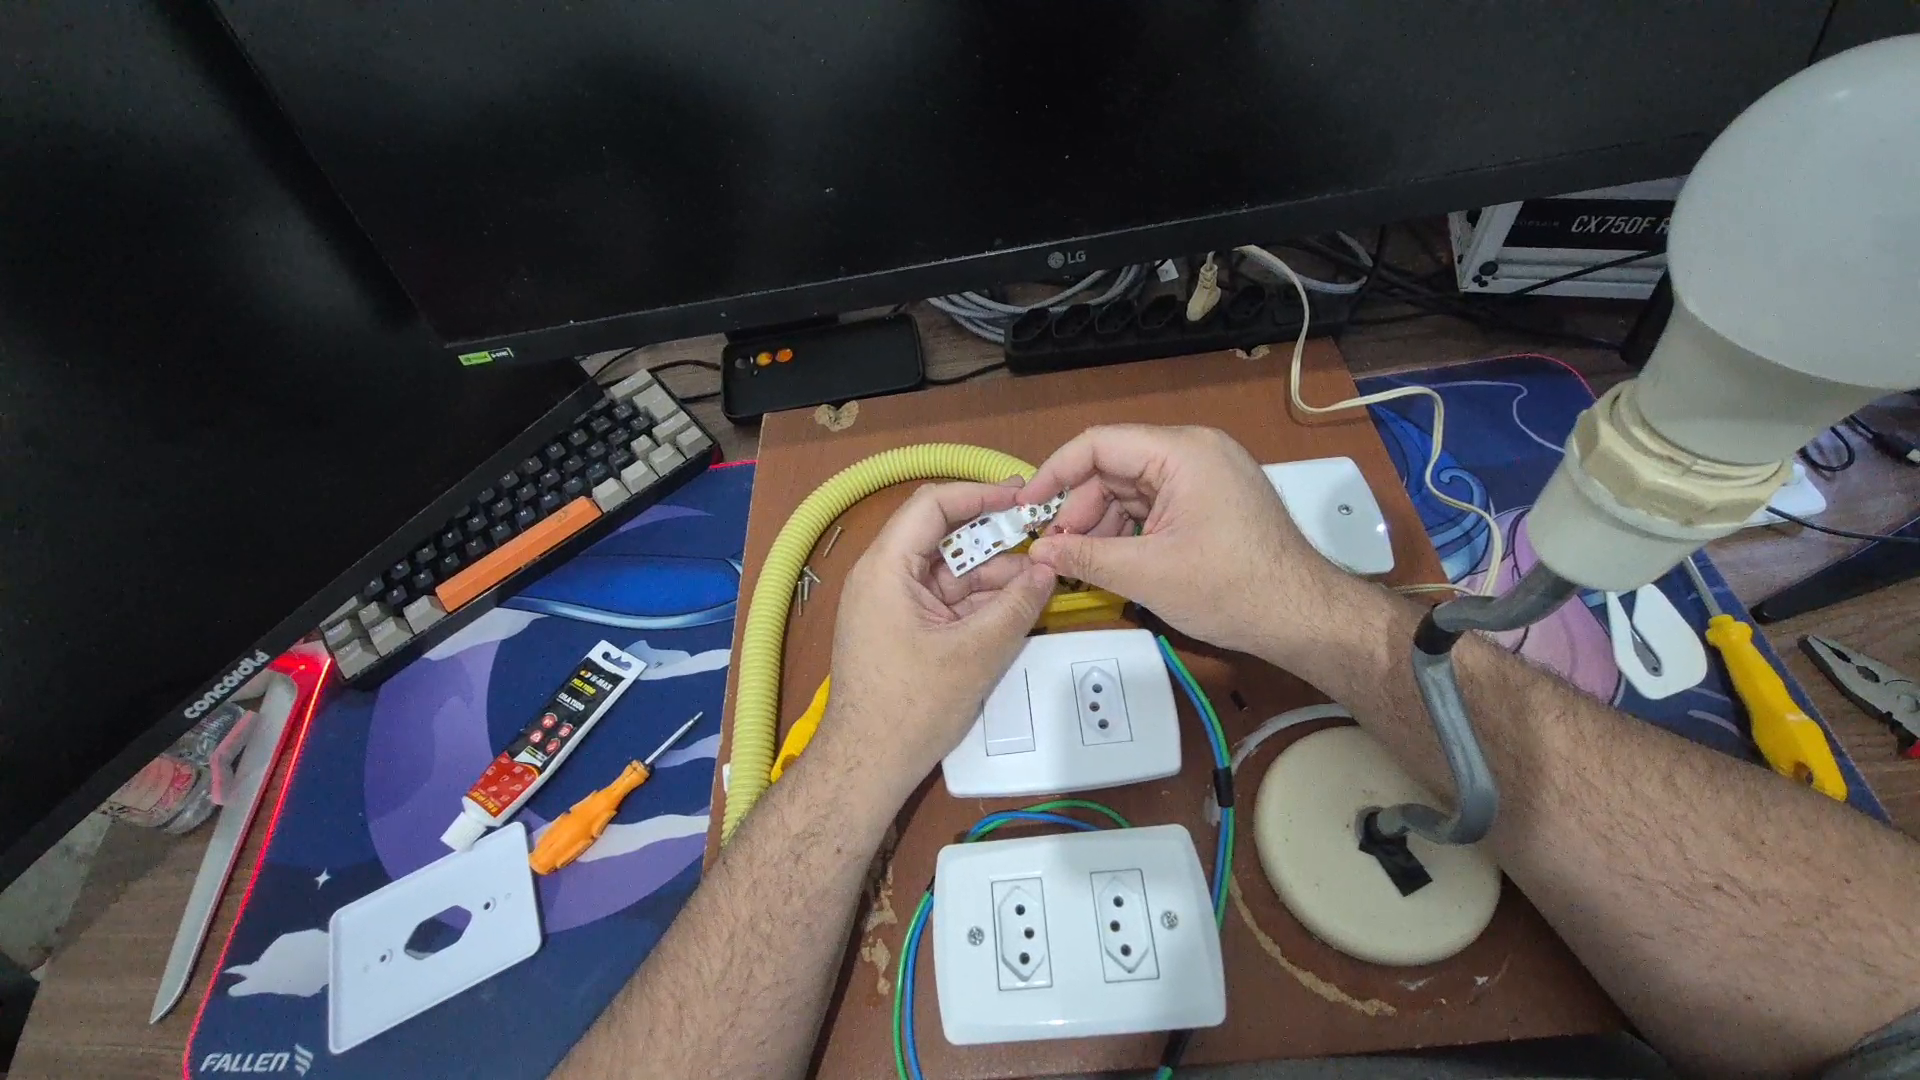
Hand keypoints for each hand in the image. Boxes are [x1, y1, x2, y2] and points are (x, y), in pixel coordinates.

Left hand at [821, 480, 1056, 792]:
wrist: (868, 764)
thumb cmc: (911, 708)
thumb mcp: (975, 653)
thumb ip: (1016, 605)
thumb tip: (1049, 570)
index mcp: (886, 568)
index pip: (933, 505)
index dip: (980, 494)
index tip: (1022, 497)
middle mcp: (883, 575)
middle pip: (942, 536)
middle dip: (992, 536)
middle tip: (1039, 536)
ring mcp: (891, 602)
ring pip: (948, 570)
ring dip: (991, 572)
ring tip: (1037, 579)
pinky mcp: (902, 626)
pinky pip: (944, 598)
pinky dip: (977, 600)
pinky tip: (1014, 605)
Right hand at [1021, 424, 1354, 667]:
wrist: (1303, 617)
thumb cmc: (1231, 589)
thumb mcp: (1146, 574)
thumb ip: (1083, 557)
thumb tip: (1037, 554)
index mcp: (1182, 452)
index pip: (1099, 444)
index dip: (1055, 473)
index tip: (1026, 506)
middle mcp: (1194, 451)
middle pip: (1114, 466)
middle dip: (1080, 508)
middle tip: (1056, 549)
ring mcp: (1206, 474)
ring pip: (1131, 487)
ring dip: (1101, 522)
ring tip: (1080, 560)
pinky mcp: (1211, 498)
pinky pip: (1154, 503)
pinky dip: (1128, 528)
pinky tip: (1111, 558)